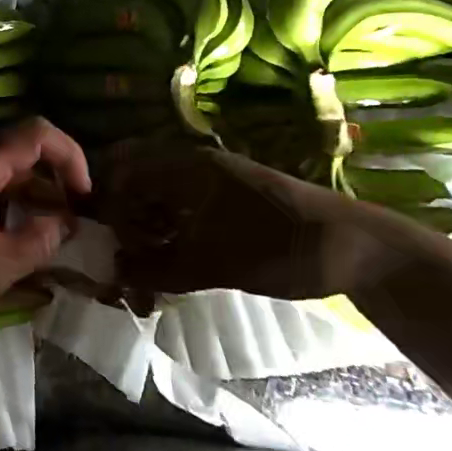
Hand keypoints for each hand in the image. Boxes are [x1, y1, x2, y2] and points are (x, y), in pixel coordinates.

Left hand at [0, 118, 91, 337]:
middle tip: (75, 216)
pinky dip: (12, 200)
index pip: (38, 134)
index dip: (71, 157)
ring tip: (55, 230)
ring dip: (36, 193)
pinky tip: (21, 233)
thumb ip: (40, 241)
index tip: (85, 195)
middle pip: (24, 149)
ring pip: (7, 168)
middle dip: (56, 179)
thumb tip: (67, 223)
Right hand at [88, 139, 421, 300]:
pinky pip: (183, 218)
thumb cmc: (281, 245)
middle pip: (137, 188)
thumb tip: (112, 271)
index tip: (98, 248)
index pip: (123, 172)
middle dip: (121, 227)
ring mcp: (212, 187)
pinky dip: (169, 244)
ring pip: (159, 206)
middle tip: (119, 269)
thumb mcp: (216, 262)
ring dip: (145, 240)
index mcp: (188, 167)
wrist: (354, 247)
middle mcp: (194, 168)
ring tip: (142, 283)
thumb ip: (158, 266)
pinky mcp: (227, 207)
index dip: (104, 207)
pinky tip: (169, 277)